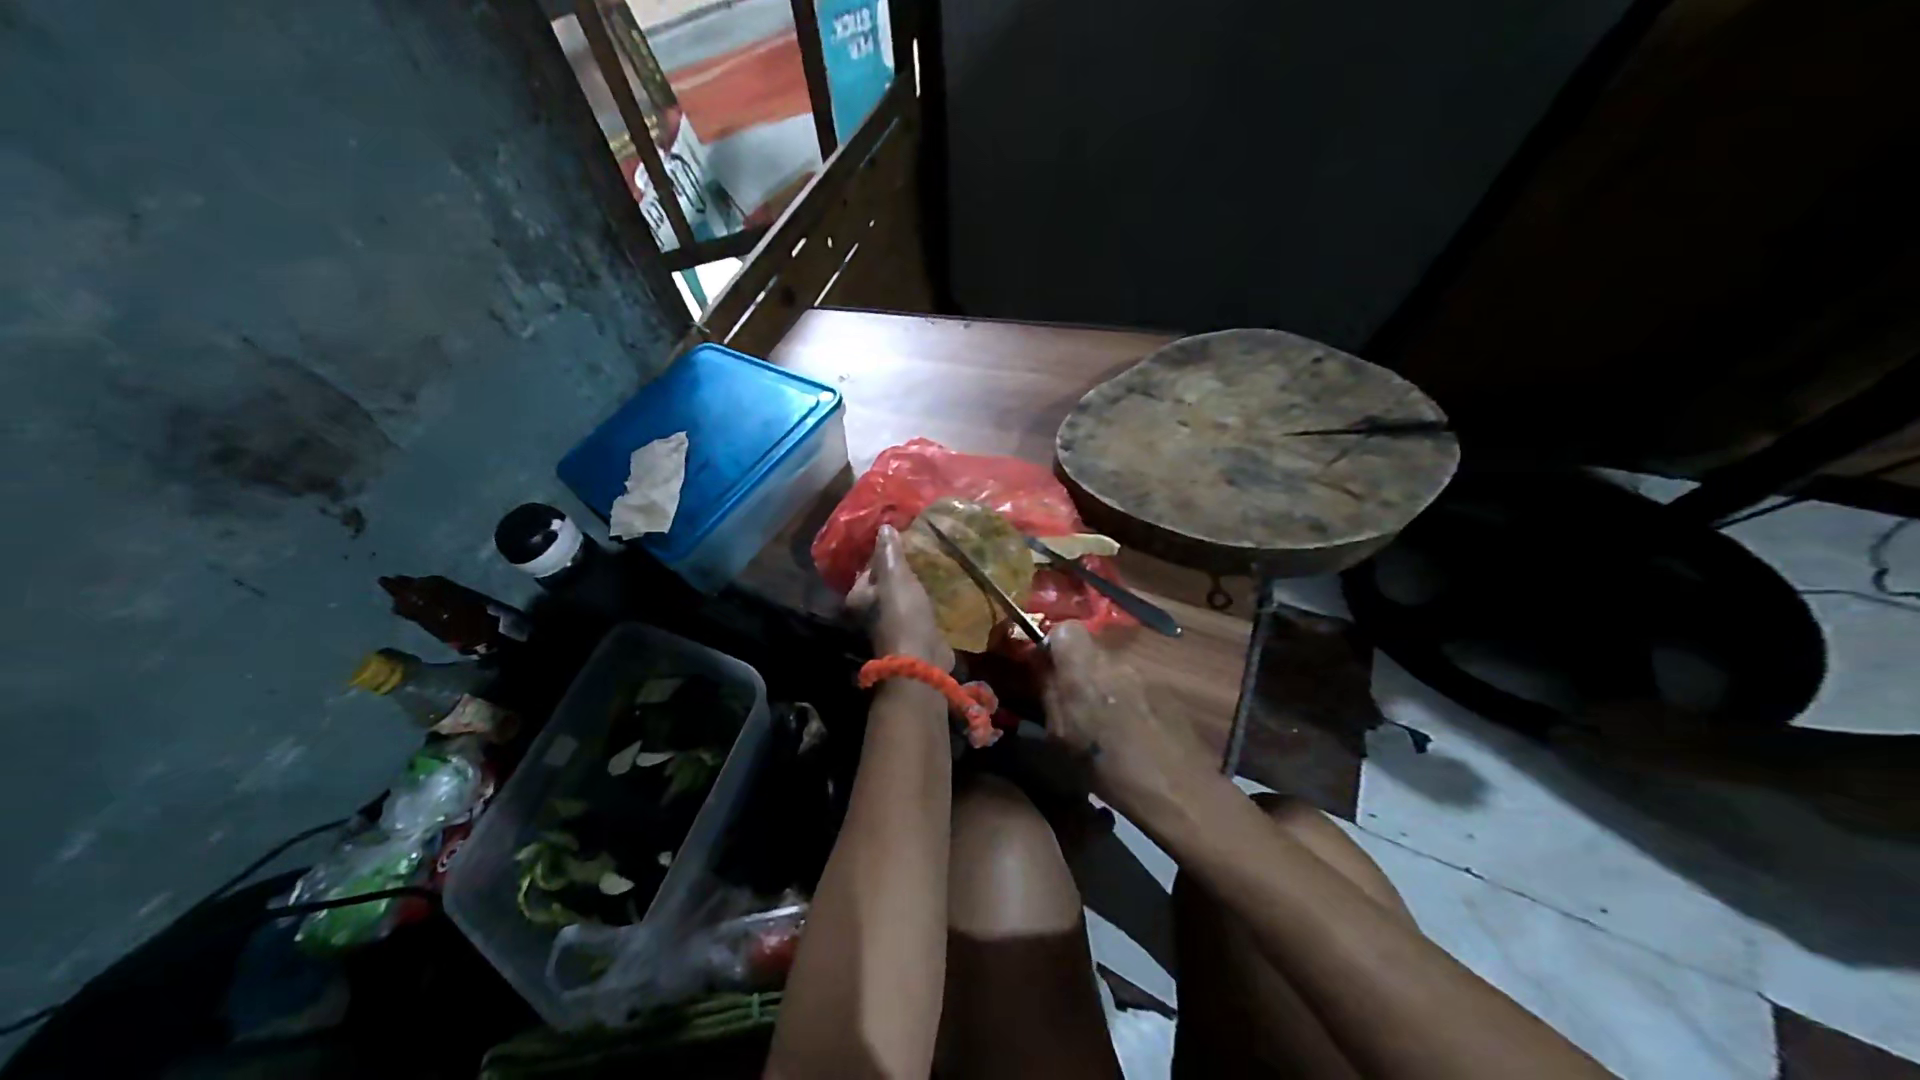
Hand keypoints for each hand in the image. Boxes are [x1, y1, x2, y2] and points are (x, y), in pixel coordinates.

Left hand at [849, 525, 954, 670]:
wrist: (921, 658)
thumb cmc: (903, 613)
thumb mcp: (895, 576)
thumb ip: (889, 552)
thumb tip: (883, 527)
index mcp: (859, 596)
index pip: (868, 567)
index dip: (883, 552)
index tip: (901, 538)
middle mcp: (870, 611)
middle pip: (884, 583)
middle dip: (899, 569)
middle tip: (919, 549)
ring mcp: (892, 623)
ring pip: (901, 596)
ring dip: (912, 584)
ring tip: (930, 564)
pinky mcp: (912, 633)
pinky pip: (916, 609)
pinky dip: (923, 599)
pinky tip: (937, 588)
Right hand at [1041, 622, 1213, 811]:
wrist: (1175, 789)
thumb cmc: (1106, 767)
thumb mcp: (1059, 736)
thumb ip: (1049, 693)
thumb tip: (1042, 667)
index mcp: (1083, 669)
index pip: (1065, 628)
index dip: (1055, 645)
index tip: (1049, 670)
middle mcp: (1115, 662)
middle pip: (1090, 650)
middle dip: (1078, 670)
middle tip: (1073, 702)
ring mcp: (1144, 675)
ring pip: (1113, 670)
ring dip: (1103, 687)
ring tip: (1104, 723)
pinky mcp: (1166, 692)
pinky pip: (1135, 686)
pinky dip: (1126, 700)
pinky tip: (1130, 732)